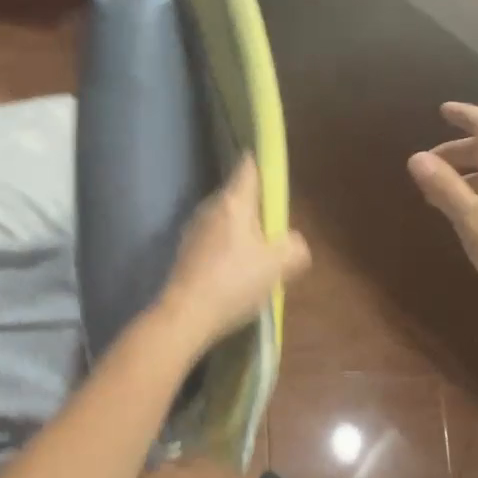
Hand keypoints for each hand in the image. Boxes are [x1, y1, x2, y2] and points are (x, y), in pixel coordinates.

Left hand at [155, 155, 311, 350]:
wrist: (186, 315)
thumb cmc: (234, 282)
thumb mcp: (278, 266)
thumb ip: (293, 248)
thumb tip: (293, 243)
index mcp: (234, 203)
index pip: (247, 169)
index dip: (258, 163)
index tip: (265, 162)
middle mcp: (209, 209)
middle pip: (236, 197)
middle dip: (253, 208)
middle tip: (272, 228)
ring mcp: (192, 231)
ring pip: (223, 221)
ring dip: (238, 232)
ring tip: (255, 255)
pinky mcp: (184, 255)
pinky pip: (212, 243)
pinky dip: (224, 250)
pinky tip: (233, 273)